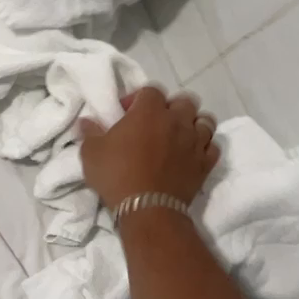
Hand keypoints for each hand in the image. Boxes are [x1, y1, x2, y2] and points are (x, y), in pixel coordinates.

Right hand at [78, 86, 219, 207]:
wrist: (146, 208)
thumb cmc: (116, 175)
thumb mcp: (91, 152)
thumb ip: (90, 132)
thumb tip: (87, 121)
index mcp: (149, 112)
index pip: (150, 90)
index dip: (137, 98)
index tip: (125, 114)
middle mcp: (177, 120)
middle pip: (184, 100)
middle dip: (170, 107)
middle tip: (155, 123)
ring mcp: (195, 141)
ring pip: (204, 120)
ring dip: (192, 124)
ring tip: (177, 136)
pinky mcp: (205, 163)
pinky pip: (212, 146)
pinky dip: (203, 146)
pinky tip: (190, 154)